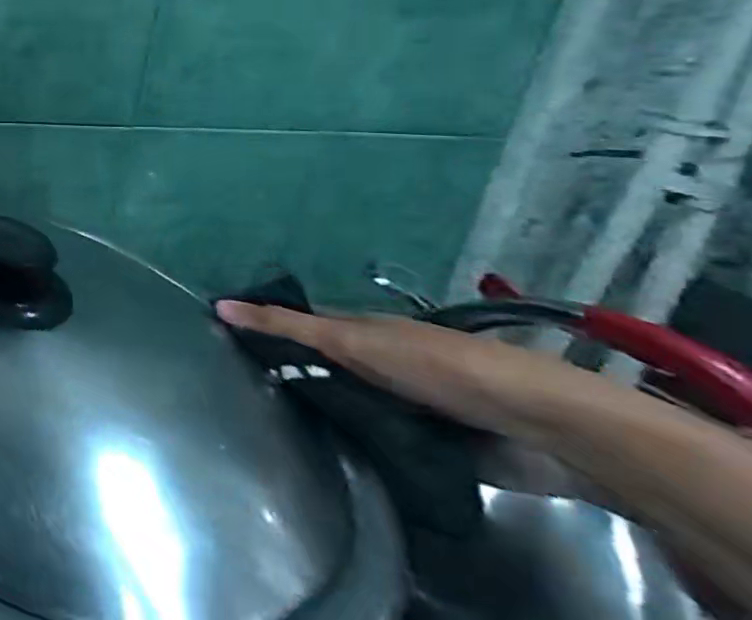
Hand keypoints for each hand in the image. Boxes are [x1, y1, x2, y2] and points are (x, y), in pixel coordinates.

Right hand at [214, 300, 612, 442]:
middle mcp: (379, 362)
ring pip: (345, 404)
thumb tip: (218, 305)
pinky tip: (318, 454)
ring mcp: (403, 404)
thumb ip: (289, 327)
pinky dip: (351, 444)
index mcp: (363, 330)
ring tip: (264, 427)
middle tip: (233, 392)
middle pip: (320, 367)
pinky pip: (374, 440)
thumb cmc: (439, 367)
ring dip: (317, 414)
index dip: (263, 331)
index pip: (300, 327)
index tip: (219, 344)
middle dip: (285, 377)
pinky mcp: (426, 444)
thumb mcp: (353, 340)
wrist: (541, 428)